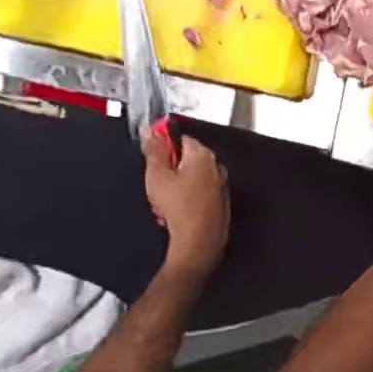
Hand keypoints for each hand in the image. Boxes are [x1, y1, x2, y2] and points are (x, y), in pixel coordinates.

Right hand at [145, 128, 229, 274]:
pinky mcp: (221, 204)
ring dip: (177, 187)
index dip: (164, 147)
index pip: (181, 138)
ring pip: (192, 179)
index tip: (153, 157)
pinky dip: (188, 200)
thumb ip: (153, 149)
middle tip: (158, 183)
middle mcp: (217, 168)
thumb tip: (151, 131)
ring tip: (165, 203)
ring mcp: (221, 187)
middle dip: (170, 170)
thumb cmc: (180, 208)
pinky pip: (200, 196)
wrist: (199, 240)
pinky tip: (177, 213)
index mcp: (202, 155)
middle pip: (187, 160)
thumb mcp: (156, 174)